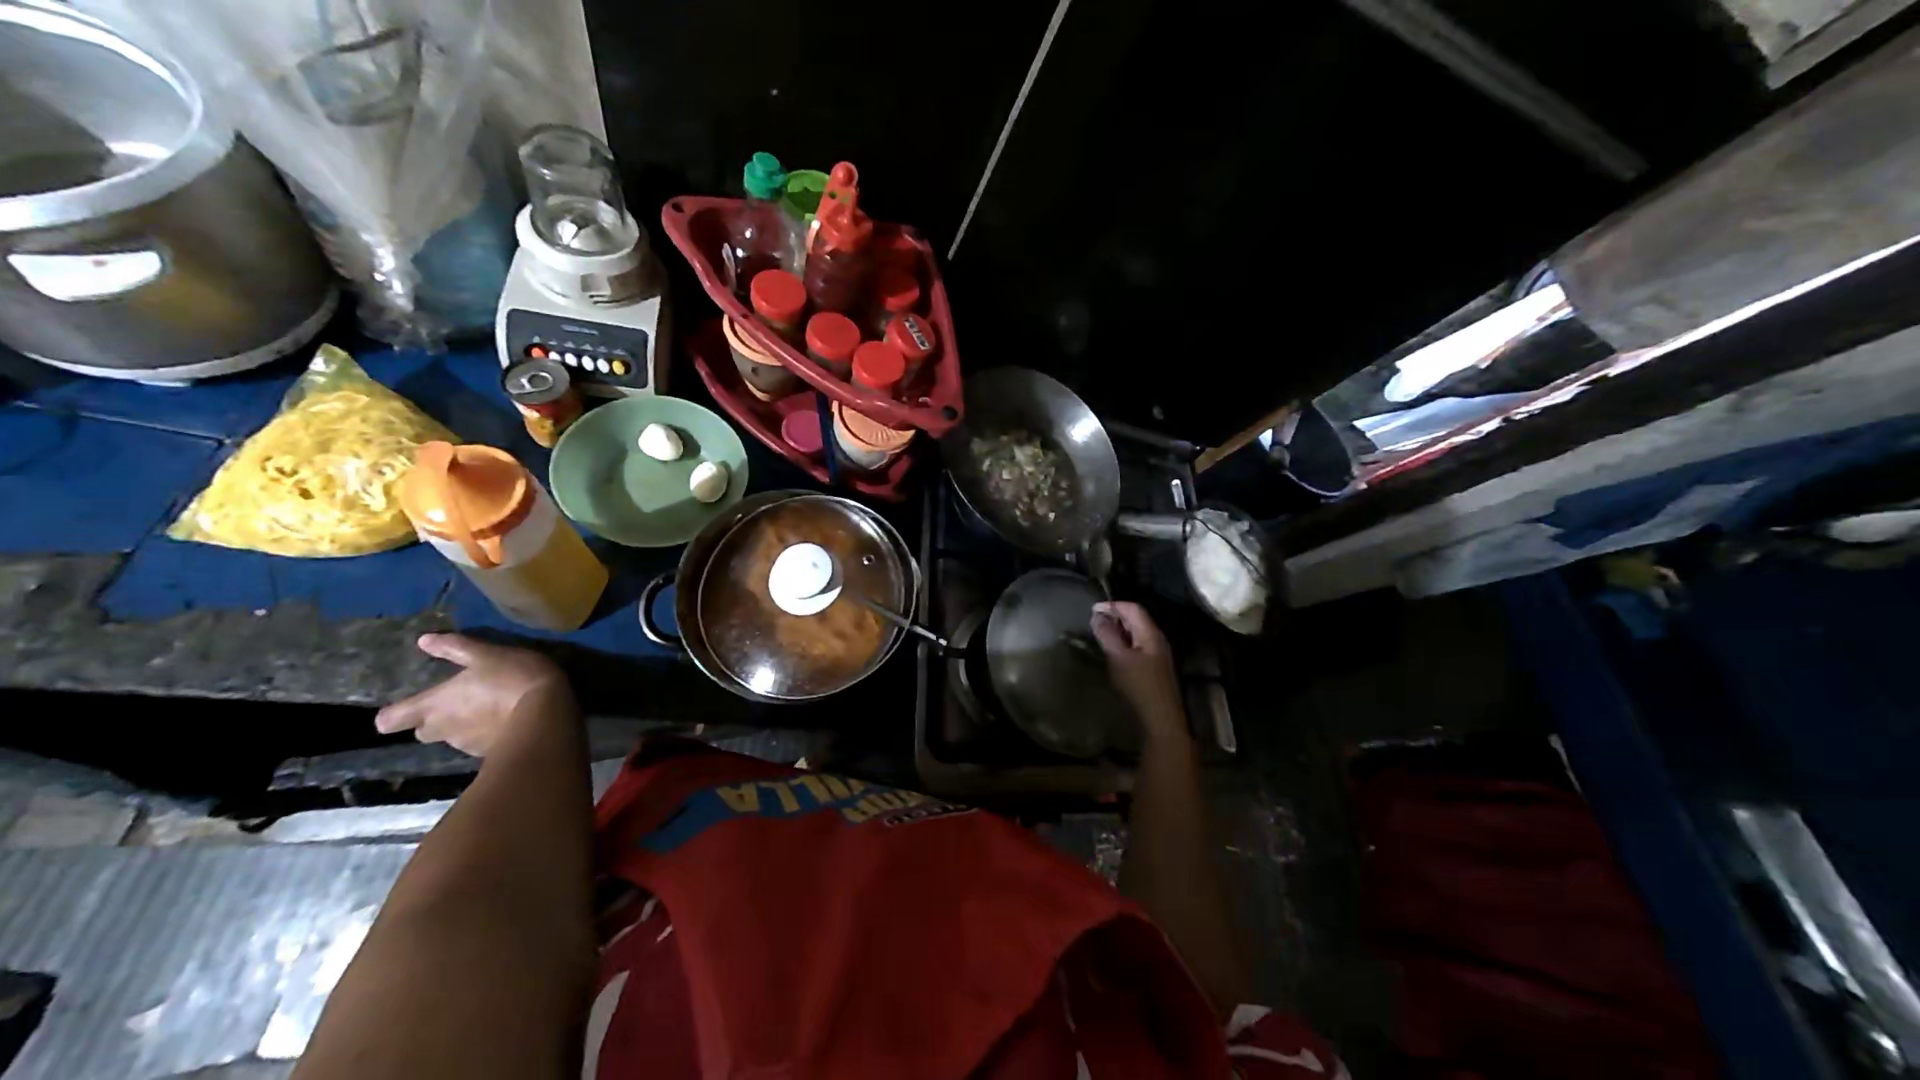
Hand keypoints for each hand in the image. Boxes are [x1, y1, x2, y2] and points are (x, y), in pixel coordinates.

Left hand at [375, 634, 572, 756]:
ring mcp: (466, 745)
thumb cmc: (511, 680)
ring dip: (464, 727)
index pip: (389, 720)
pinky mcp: (490, 753)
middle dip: (433, 720)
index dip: (393, 715)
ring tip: (490, 711)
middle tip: (455, 704)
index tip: (406, 706)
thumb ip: (455, 648)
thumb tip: (424, 640)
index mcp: (433, 705)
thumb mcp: (487, 655)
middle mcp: (442, 729)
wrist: (547, 716)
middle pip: (422, 731)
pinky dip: (488, 734)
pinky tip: (508, 722)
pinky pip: (480, 744)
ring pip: (453, 737)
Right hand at [1090, 601, 1185, 738]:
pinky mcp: (1154, 670)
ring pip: (1137, 634)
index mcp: (1151, 634)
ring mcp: (1158, 656)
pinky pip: (1138, 648)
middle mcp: (1157, 641)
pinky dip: (1123, 644)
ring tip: (1100, 635)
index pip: (1133, 608)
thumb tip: (1097, 615)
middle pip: (1137, 619)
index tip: (1092, 610)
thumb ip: (1107, 634)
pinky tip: (1113, 654)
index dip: (1113, 605)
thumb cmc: (1139, 687)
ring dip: (1118, 631)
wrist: (1161, 721)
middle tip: (1094, 621)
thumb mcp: (1118, 658)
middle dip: (1115, 616)